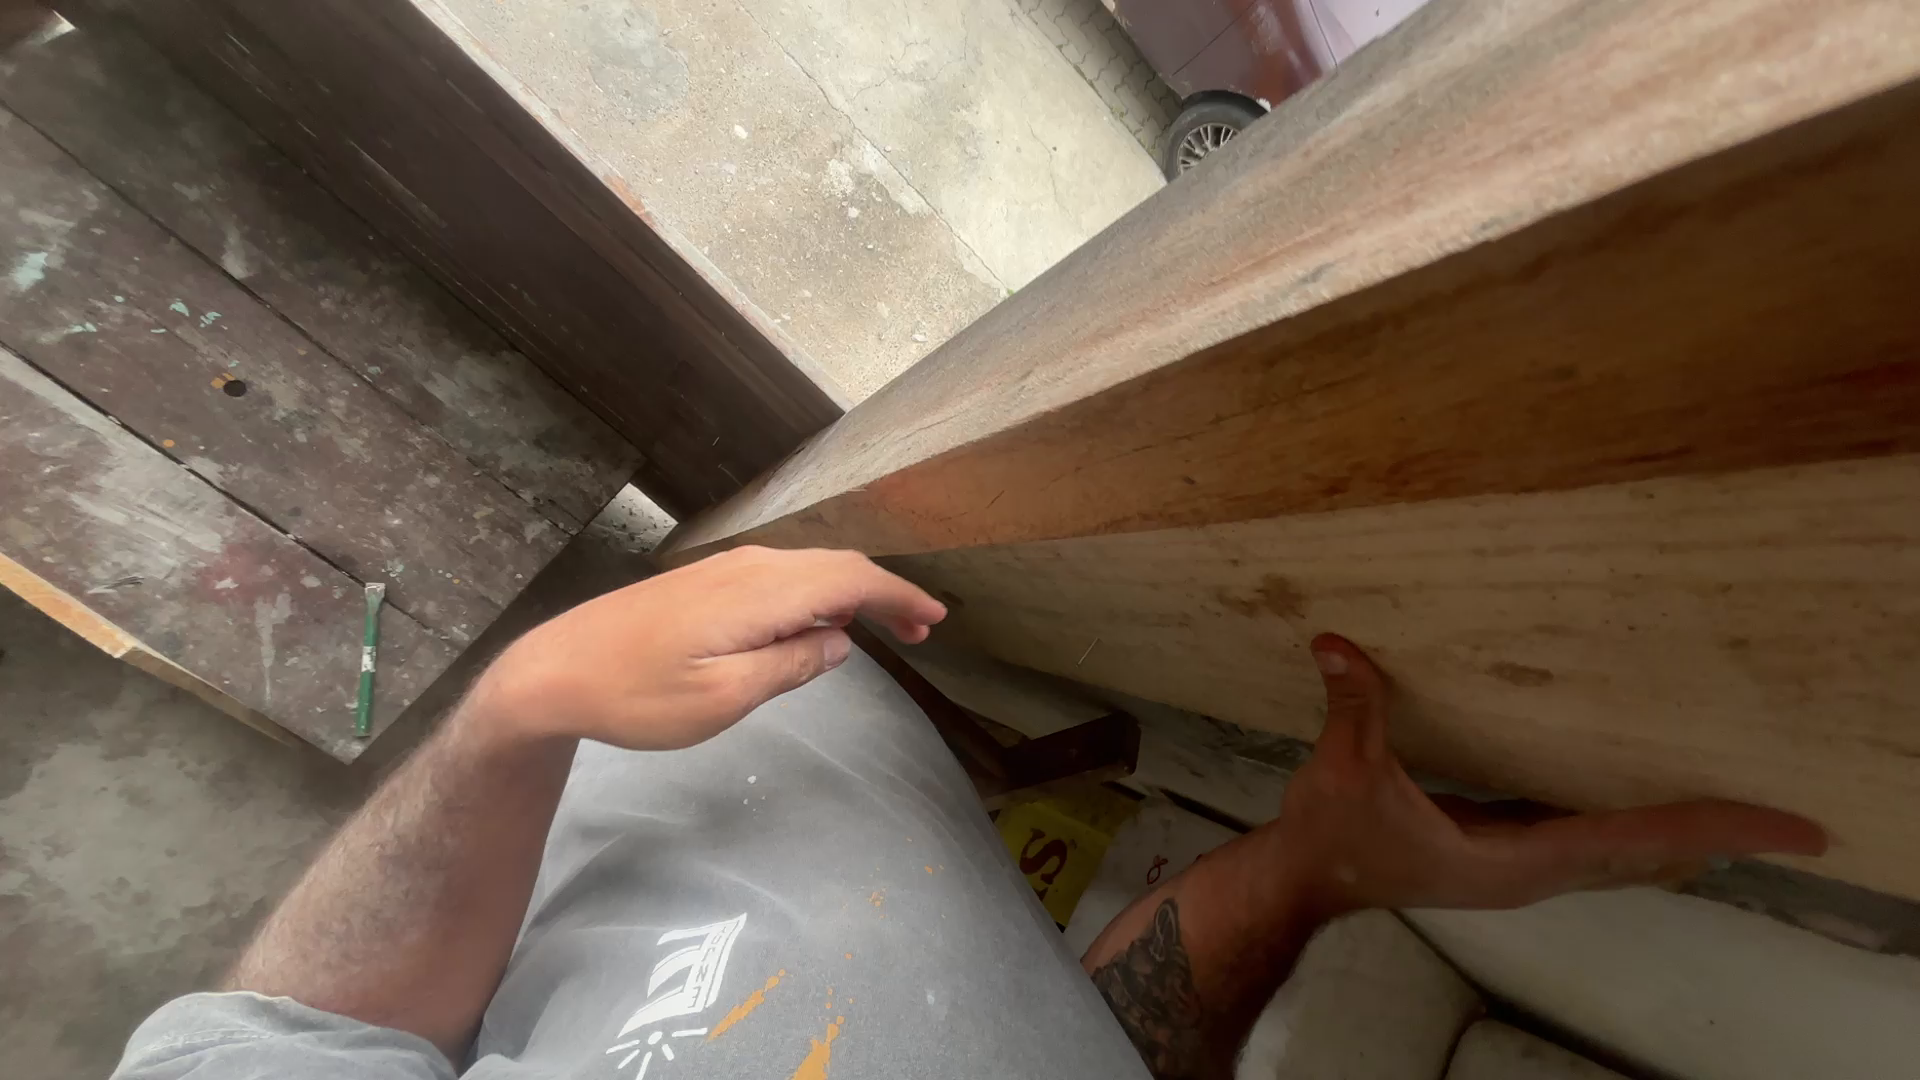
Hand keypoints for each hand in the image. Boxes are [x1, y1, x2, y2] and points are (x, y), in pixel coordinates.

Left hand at [469, 547, 945, 749]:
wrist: (554, 669)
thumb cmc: (636, 695)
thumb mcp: (721, 699)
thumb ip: (790, 665)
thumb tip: (840, 641)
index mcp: (760, 592)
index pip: (851, 580)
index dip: (899, 595)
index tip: (934, 617)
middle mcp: (752, 566)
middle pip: (838, 565)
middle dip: (885, 593)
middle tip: (918, 631)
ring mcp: (729, 567)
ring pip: (813, 567)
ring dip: (853, 593)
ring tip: (880, 629)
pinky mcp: (712, 578)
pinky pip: (786, 574)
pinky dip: (820, 592)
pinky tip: (820, 621)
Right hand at [1270, 634, 1827, 915]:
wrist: (1304, 878)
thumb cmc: (1334, 834)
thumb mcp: (1344, 766)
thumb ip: (1352, 705)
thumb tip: (1334, 642)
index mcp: (1510, 860)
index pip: (1628, 842)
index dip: (1707, 831)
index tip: (1789, 829)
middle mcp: (1525, 873)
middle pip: (1637, 861)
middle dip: (1705, 843)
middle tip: (1775, 822)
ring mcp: (1506, 870)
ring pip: (1609, 861)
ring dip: (1662, 841)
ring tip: (1713, 817)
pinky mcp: (1485, 858)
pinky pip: (1572, 847)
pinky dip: (1610, 832)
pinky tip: (1607, 809)